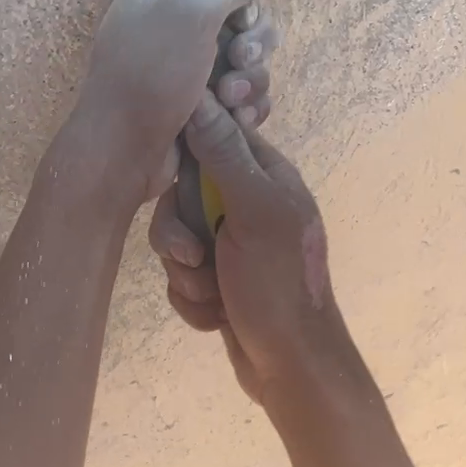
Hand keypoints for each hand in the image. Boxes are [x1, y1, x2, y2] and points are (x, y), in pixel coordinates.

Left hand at [64, 0, 279, 207]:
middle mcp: (171, 29)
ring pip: (245, 66)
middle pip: (242, 26)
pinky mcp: (198, 107)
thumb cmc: (150, 73)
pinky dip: (245, 108)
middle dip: (250, 50)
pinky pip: (239, 98)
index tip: (244, 24)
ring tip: (231, 103)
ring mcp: (184, 71)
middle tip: (240, 63)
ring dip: (248, 83)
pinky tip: (240, 121)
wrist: (122, 153)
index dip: (245, 5)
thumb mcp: (192, 13)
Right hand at [148, 92, 346, 405]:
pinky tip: (217, 314)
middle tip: (196, 256)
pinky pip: (180, 274)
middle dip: (181, 234)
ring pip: (175, 237)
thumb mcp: (253, 211)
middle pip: (180, 194)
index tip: (173, 181)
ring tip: (214, 294)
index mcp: (262, 174)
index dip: (184, 158)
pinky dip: (194, 299)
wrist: (293, 372)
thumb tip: (197, 95)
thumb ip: (222, 153)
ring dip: (187, 273)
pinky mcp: (216, 277)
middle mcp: (244, 201)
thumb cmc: (279, 284)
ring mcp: (229, 241)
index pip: (208, 137)